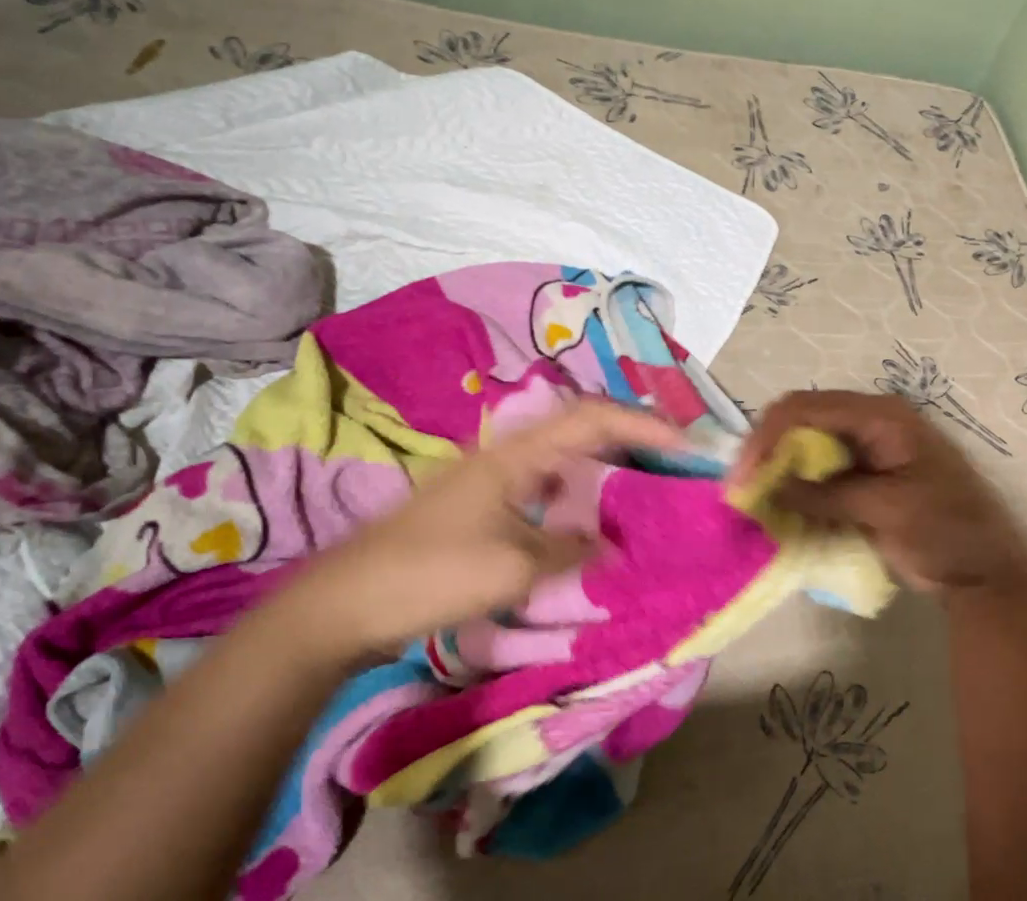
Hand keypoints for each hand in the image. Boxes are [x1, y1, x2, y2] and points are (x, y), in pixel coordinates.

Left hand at [264, 400, 683, 662]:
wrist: (341, 607)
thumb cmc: (431, 574)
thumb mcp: (514, 568)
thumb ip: (573, 551)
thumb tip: (614, 546)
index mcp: (515, 455)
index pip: (592, 418)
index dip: (643, 423)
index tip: (685, 443)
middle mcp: (504, 456)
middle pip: (579, 429)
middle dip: (631, 438)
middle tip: (673, 460)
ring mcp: (488, 482)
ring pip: (562, 460)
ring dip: (605, 467)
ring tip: (644, 487)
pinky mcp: (477, 510)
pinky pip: (544, 489)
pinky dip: (577, 497)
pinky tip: (590, 524)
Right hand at [731, 390, 1026, 594]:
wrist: (984, 570)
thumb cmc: (946, 531)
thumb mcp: (886, 510)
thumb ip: (825, 495)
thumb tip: (766, 488)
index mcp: (881, 416)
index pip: (806, 408)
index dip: (767, 438)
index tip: (742, 479)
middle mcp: (869, 423)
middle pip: (801, 422)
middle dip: (767, 452)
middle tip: (741, 493)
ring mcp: (866, 450)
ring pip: (805, 447)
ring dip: (779, 471)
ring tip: (753, 503)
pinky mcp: (863, 478)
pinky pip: (818, 474)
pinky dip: (797, 490)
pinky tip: (779, 512)